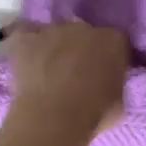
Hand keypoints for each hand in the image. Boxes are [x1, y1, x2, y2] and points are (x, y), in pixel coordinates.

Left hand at [4, 22, 129, 140]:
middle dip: (83, 50)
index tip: (108, 75)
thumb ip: (115, 83)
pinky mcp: (25, 37)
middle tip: (78, 75)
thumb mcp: (120, 101)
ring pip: (55, 34)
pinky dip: (26, 43)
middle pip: (85, 34)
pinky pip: (25, 33)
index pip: (117, 43)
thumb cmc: (95, 113)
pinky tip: (27, 58)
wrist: (55, 117)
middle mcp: (85, 27)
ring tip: (50, 71)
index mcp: (114, 41)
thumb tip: (108, 84)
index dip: (112, 58)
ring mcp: (53, 30)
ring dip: (55, 47)